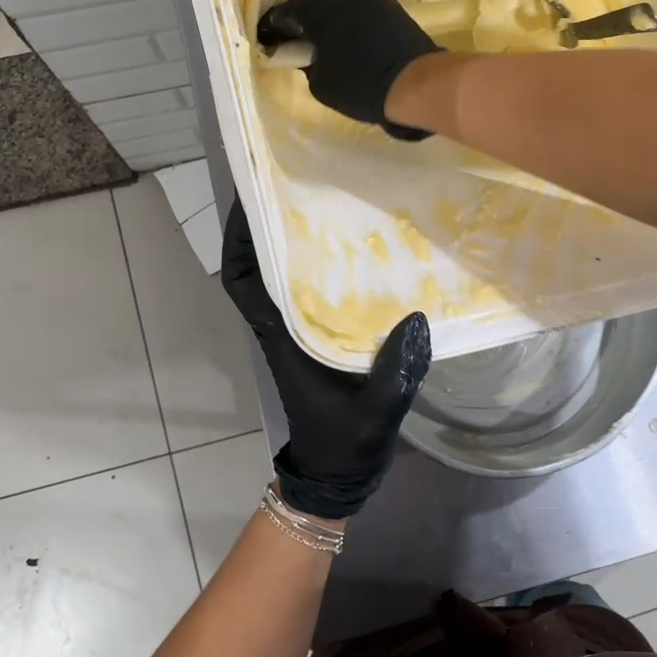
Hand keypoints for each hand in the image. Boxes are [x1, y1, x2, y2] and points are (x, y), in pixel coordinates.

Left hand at [220, 201, 431, 518]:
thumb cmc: (345, 442)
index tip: (248, 199)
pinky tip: (362, 253)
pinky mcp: (324, 341)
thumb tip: (419, 317)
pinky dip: (327, 271)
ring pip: (289, 279)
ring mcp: (303, 334)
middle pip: (263, 269)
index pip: (243, 282)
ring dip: (298, 244)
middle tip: (302, 184)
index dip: (237, 241)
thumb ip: (395, 369)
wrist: (339, 472)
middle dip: (271, 227)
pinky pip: (318, 295)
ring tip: (333, 205)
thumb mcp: (376, 410)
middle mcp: (286, 329)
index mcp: (283, 339)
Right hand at [257, 0, 441, 141]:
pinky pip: (357, 10)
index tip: (266, 41)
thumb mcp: (319, 81)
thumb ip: (305, 61)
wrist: (416, 84)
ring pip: (337, 4)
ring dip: (327, 20)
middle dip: (302, 21)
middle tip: (293, 41)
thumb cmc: (361, 84)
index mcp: (319, 4)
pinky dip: (347, 22)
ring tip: (321, 42)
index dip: (272, 29)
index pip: (285, 13)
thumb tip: (307, 53)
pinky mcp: (389, 3)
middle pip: (312, 3)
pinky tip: (345, 39)